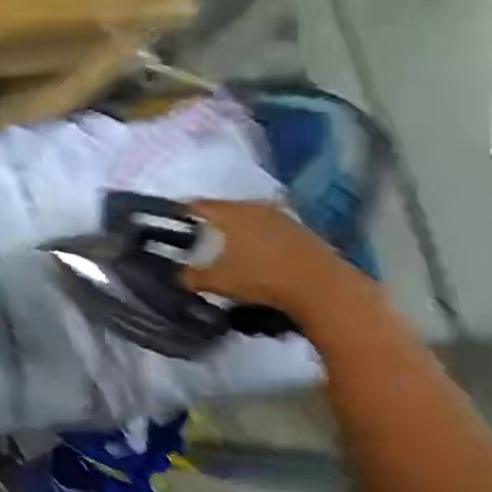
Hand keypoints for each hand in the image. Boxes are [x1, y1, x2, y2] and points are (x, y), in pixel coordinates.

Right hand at [184, 200, 362, 321]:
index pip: (199, 205)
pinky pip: (268, 226)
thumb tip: (180, 275)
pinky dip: (257, 235)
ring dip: (237, 226)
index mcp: (230, 214)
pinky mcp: (300, 229)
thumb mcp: (216, 282)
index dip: (183, 211)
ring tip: (226, 243)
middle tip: (197, 234)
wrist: (320, 286)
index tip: (172, 220)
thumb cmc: (259, 278)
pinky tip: (254, 251)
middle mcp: (255, 207)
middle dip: (211, 219)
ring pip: (249, 216)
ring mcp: (281, 216)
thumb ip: (191, 277)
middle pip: (226, 208)